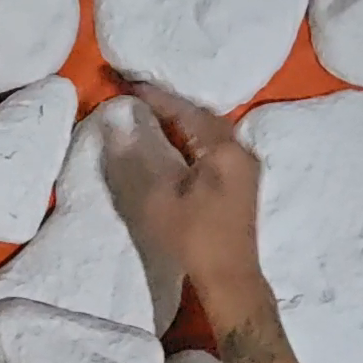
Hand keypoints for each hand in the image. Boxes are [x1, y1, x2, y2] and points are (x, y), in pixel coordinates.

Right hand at [106, 83, 266, 294]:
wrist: (230, 278)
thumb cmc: (193, 238)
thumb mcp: (156, 198)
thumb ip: (136, 157)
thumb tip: (117, 123)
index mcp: (224, 149)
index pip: (185, 111)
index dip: (155, 97)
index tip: (128, 85)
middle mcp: (240, 150)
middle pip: (201, 117)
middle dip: (169, 106)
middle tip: (138, 99)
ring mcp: (245, 167)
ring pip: (209, 132)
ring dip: (181, 123)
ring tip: (151, 118)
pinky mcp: (242, 182)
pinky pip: (214, 147)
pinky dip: (191, 140)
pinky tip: (173, 145)